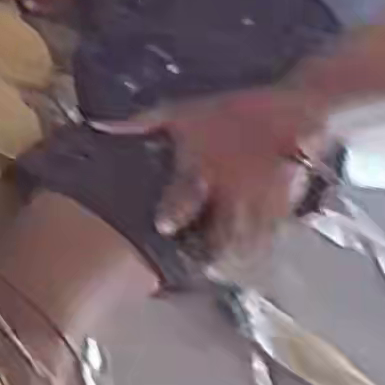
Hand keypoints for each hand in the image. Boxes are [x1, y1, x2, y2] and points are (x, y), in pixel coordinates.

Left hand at [98, 87, 326, 260]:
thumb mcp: (175, 112)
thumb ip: (137, 123)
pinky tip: (256, 261)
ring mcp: (261, 200)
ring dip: (240, 255)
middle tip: (201, 268)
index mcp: (201, 165)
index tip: (162, 229)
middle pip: (222, 228)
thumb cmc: (224, 111)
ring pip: (251, 238)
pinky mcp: (288, 206)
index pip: (183, 196)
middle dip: (213, 249)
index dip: (173, 212)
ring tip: (226, 274)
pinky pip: (277, 234)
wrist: (289, 112)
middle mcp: (230, 187)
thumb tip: (95, 124)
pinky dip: (265, 248)